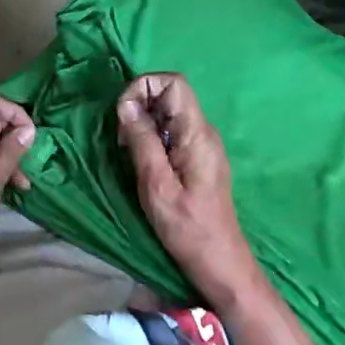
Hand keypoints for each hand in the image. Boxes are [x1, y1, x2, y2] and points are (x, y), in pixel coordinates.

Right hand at [115, 74, 263, 305]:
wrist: (220, 262)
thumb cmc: (187, 227)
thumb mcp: (156, 185)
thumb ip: (142, 140)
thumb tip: (126, 103)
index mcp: (197, 132)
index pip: (173, 82)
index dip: (144, 87)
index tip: (124, 115)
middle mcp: (203, 130)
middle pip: (170, 94)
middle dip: (140, 106)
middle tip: (124, 140)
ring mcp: (203, 143)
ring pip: (168, 112)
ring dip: (143, 123)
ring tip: (130, 153)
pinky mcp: (198, 157)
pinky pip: (172, 130)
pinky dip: (152, 137)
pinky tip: (144, 163)